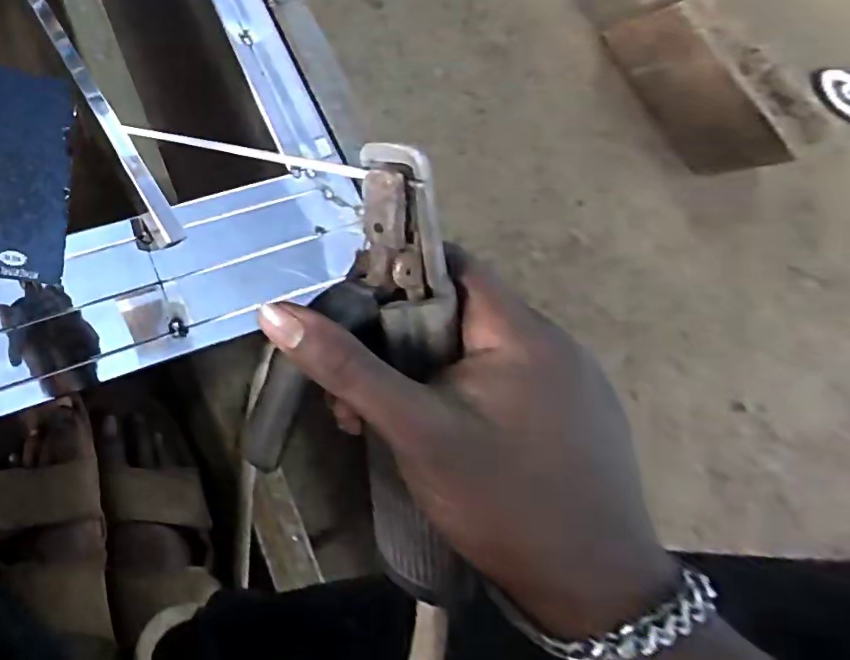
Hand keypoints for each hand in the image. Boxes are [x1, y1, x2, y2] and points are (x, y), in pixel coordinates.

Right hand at [255, 262, 678, 638]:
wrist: (594, 603)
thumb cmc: (505, 502)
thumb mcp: (413, 429)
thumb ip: (343, 365)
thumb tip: (274, 310)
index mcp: (523, 336)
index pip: (448, 264)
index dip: (389, 269)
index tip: (341, 301)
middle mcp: (545, 349)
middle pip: (440, 307)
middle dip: (378, 333)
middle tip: (341, 374)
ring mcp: (551, 386)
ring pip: (450, 346)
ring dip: (395, 366)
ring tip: (360, 410)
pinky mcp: (547, 419)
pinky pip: (472, 378)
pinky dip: (426, 388)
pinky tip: (400, 425)